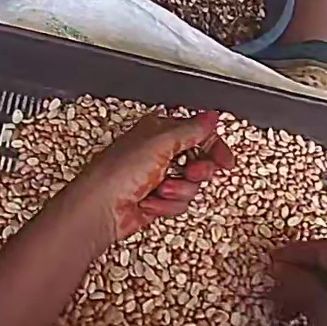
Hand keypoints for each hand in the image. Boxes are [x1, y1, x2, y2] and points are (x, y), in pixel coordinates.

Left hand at [71, 110, 235, 242]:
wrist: (100, 209)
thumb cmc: (120, 172)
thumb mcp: (160, 143)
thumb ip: (191, 130)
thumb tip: (212, 116)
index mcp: (160, 132)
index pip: (198, 134)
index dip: (214, 147)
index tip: (226, 162)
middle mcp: (161, 153)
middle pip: (199, 162)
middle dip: (197, 171)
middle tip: (190, 173)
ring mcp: (159, 178)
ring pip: (191, 186)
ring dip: (179, 191)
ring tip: (161, 190)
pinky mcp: (158, 201)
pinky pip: (180, 203)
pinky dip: (167, 206)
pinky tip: (149, 203)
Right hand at [269, 240, 326, 325]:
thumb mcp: (325, 315)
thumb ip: (301, 286)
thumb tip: (280, 268)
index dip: (296, 252)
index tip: (273, 257)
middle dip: (298, 270)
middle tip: (273, 276)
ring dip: (303, 286)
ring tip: (280, 296)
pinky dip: (314, 298)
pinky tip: (295, 308)